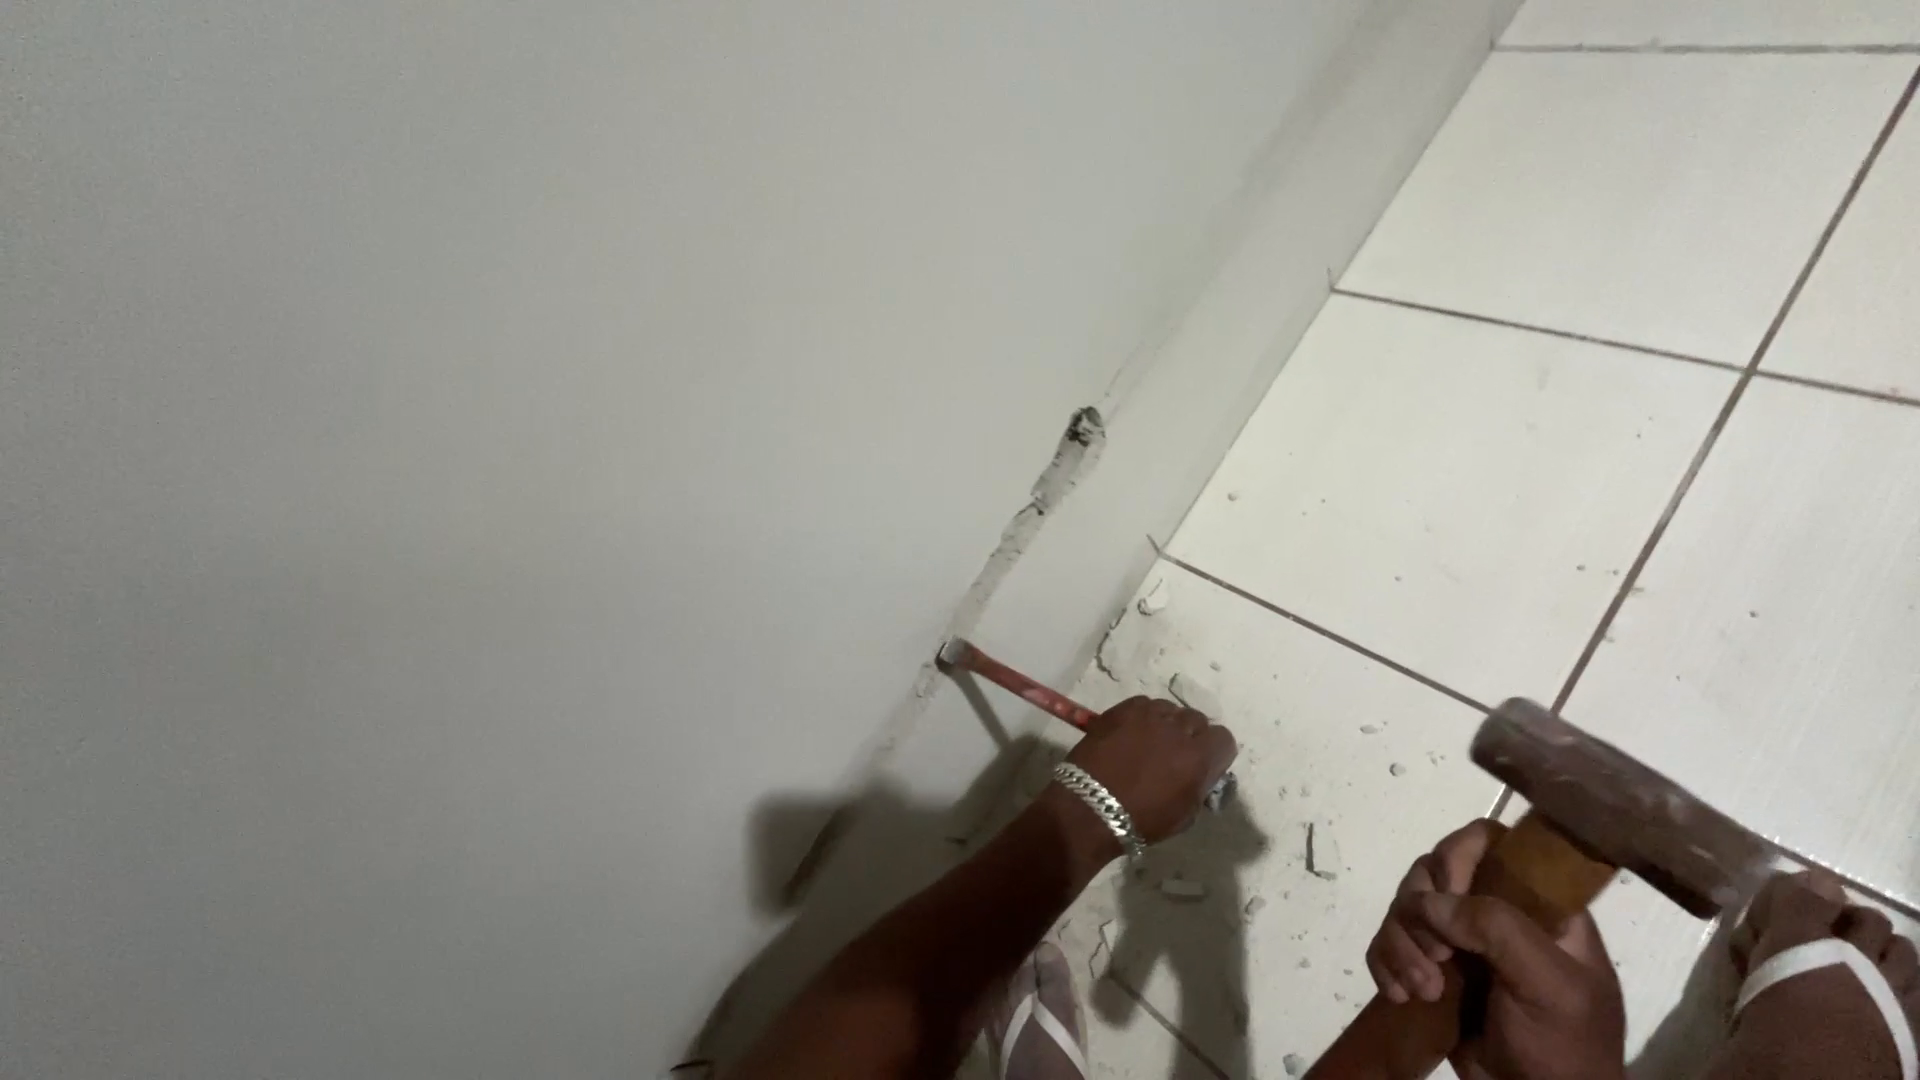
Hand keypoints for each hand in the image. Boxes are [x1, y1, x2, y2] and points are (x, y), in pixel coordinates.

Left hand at [1063, 696, 1236, 843]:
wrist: (1090, 806)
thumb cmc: (1141, 819)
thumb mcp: (1185, 813)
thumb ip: (1200, 785)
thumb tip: (1201, 773)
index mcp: (1199, 757)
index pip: (1223, 738)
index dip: (1215, 751)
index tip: (1203, 762)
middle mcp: (1178, 729)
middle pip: (1196, 719)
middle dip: (1190, 735)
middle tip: (1174, 752)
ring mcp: (1149, 715)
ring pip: (1170, 709)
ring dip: (1166, 723)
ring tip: (1150, 741)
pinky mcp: (1122, 709)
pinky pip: (1143, 704)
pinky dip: (1142, 716)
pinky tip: (1131, 733)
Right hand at [1367, 820, 1625, 1079]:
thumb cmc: (1563, 1045)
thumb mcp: (1551, 985)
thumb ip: (1496, 929)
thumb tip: (1428, 903)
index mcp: (1535, 905)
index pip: (1489, 842)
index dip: (1459, 855)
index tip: (1450, 890)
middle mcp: (1492, 911)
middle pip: (1431, 873)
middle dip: (1420, 915)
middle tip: (1436, 957)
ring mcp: (1457, 940)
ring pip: (1403, 908)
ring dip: (1400, 946)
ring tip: (1421, 991)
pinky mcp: (1427, 967)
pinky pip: (1387, 943)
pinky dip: (1384, 963)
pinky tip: (1400, 995)